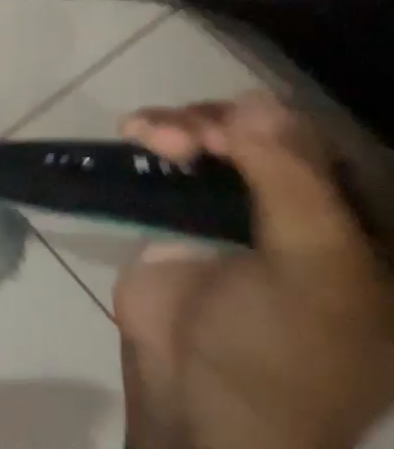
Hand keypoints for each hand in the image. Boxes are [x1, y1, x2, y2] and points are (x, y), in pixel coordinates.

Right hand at [115, 94, 393, 448]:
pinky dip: (154, 140)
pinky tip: (132, 135)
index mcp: (369, 232)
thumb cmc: (285, 346)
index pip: (335, 149)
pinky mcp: (185, 220)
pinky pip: (176, 164)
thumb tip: (253, 102)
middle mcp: (313, 217)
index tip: (230, 122)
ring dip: (181, 124)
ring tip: (146, 133)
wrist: (201, 397)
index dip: (282, 125)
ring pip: (219, 140)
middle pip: (270, 136)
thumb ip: (293, 185)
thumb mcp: (315, 271)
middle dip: (221, 121)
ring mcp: (245, 218)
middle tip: (181, 133)